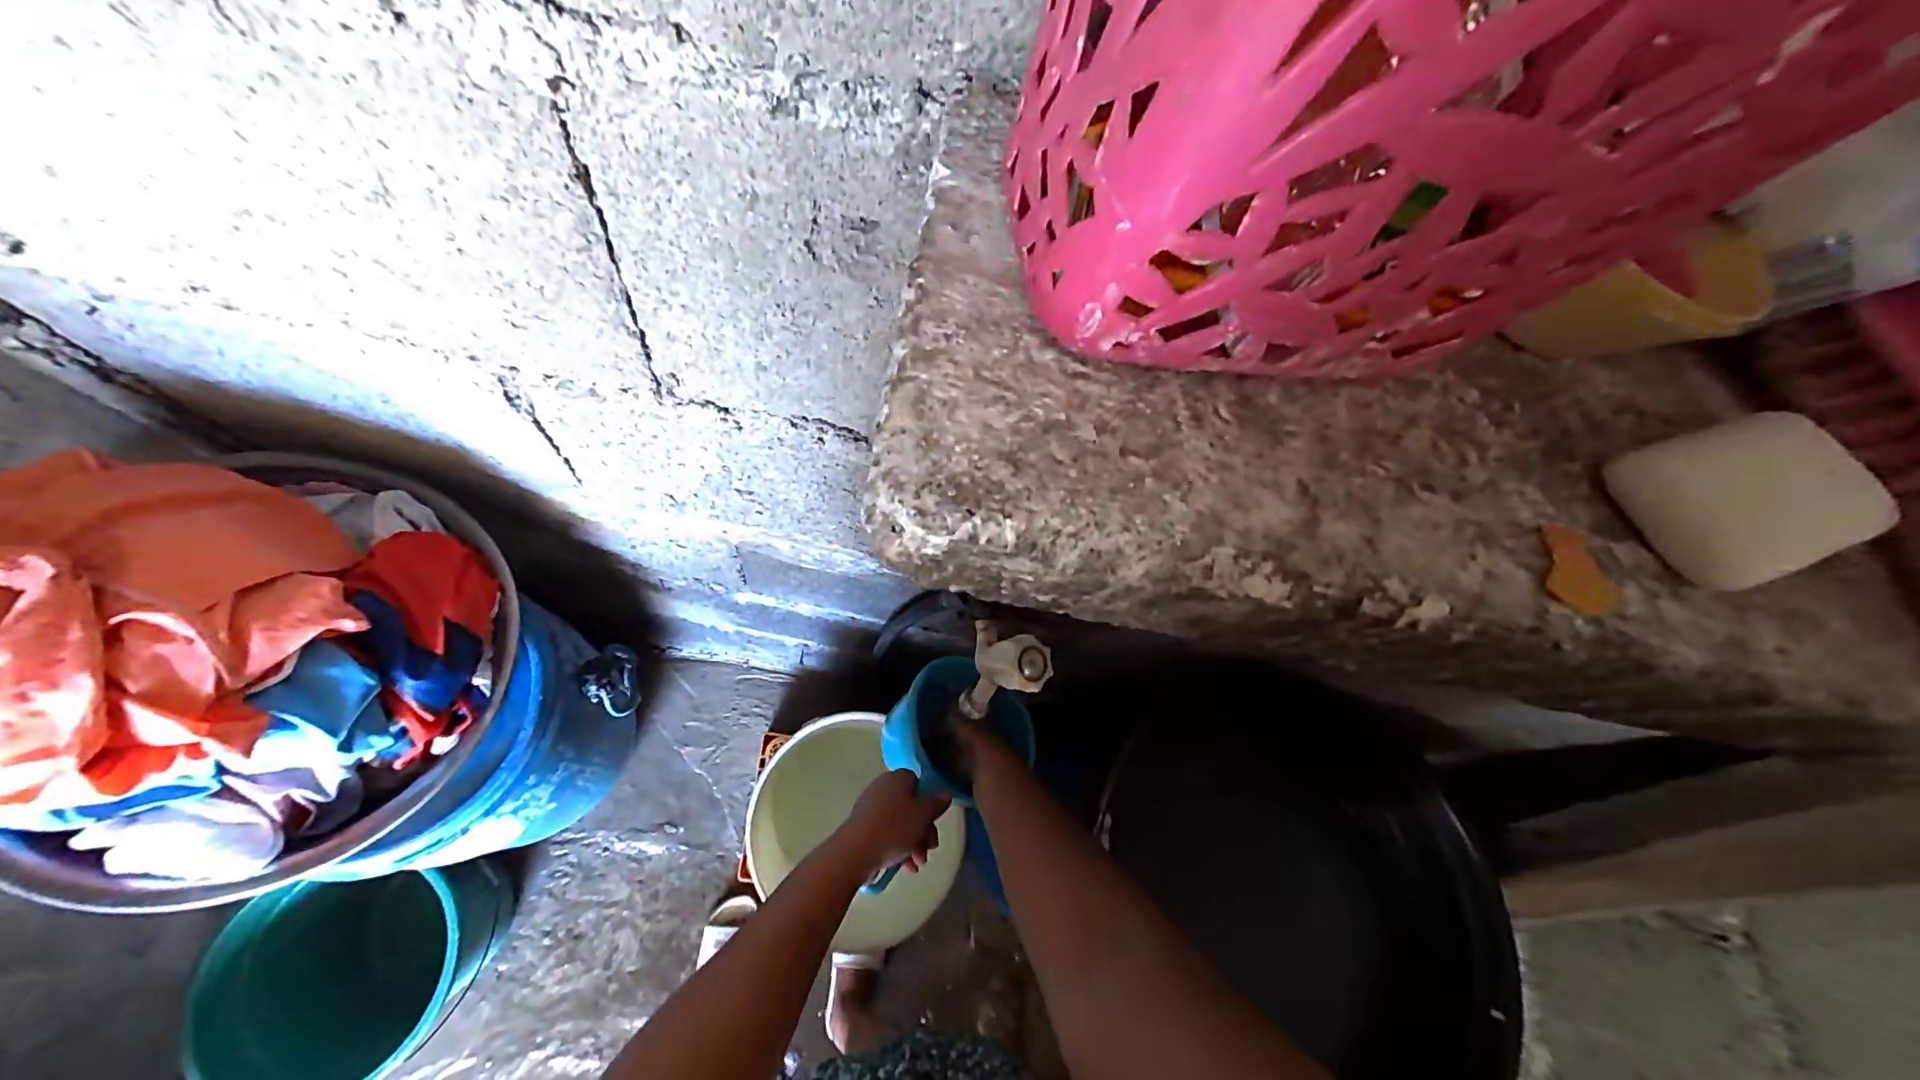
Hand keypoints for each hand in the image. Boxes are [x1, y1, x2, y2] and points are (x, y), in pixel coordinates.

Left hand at [832, 770, 949, 881]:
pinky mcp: (862, 827)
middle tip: (930, 848)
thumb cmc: (894, 828)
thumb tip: (945, 794)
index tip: (933, 820)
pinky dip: (897, 847)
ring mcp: (870, 808)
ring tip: (917, 864)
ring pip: (899, 822)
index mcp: (897, 779)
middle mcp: (882, 788)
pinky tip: (905, 866)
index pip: (917, 782)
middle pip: (910, 806)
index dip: (928, 801)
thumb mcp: (923, 815)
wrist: (855, 852)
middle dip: (923, 829)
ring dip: (913, 842)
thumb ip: (936, 804)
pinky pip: (886, 833)